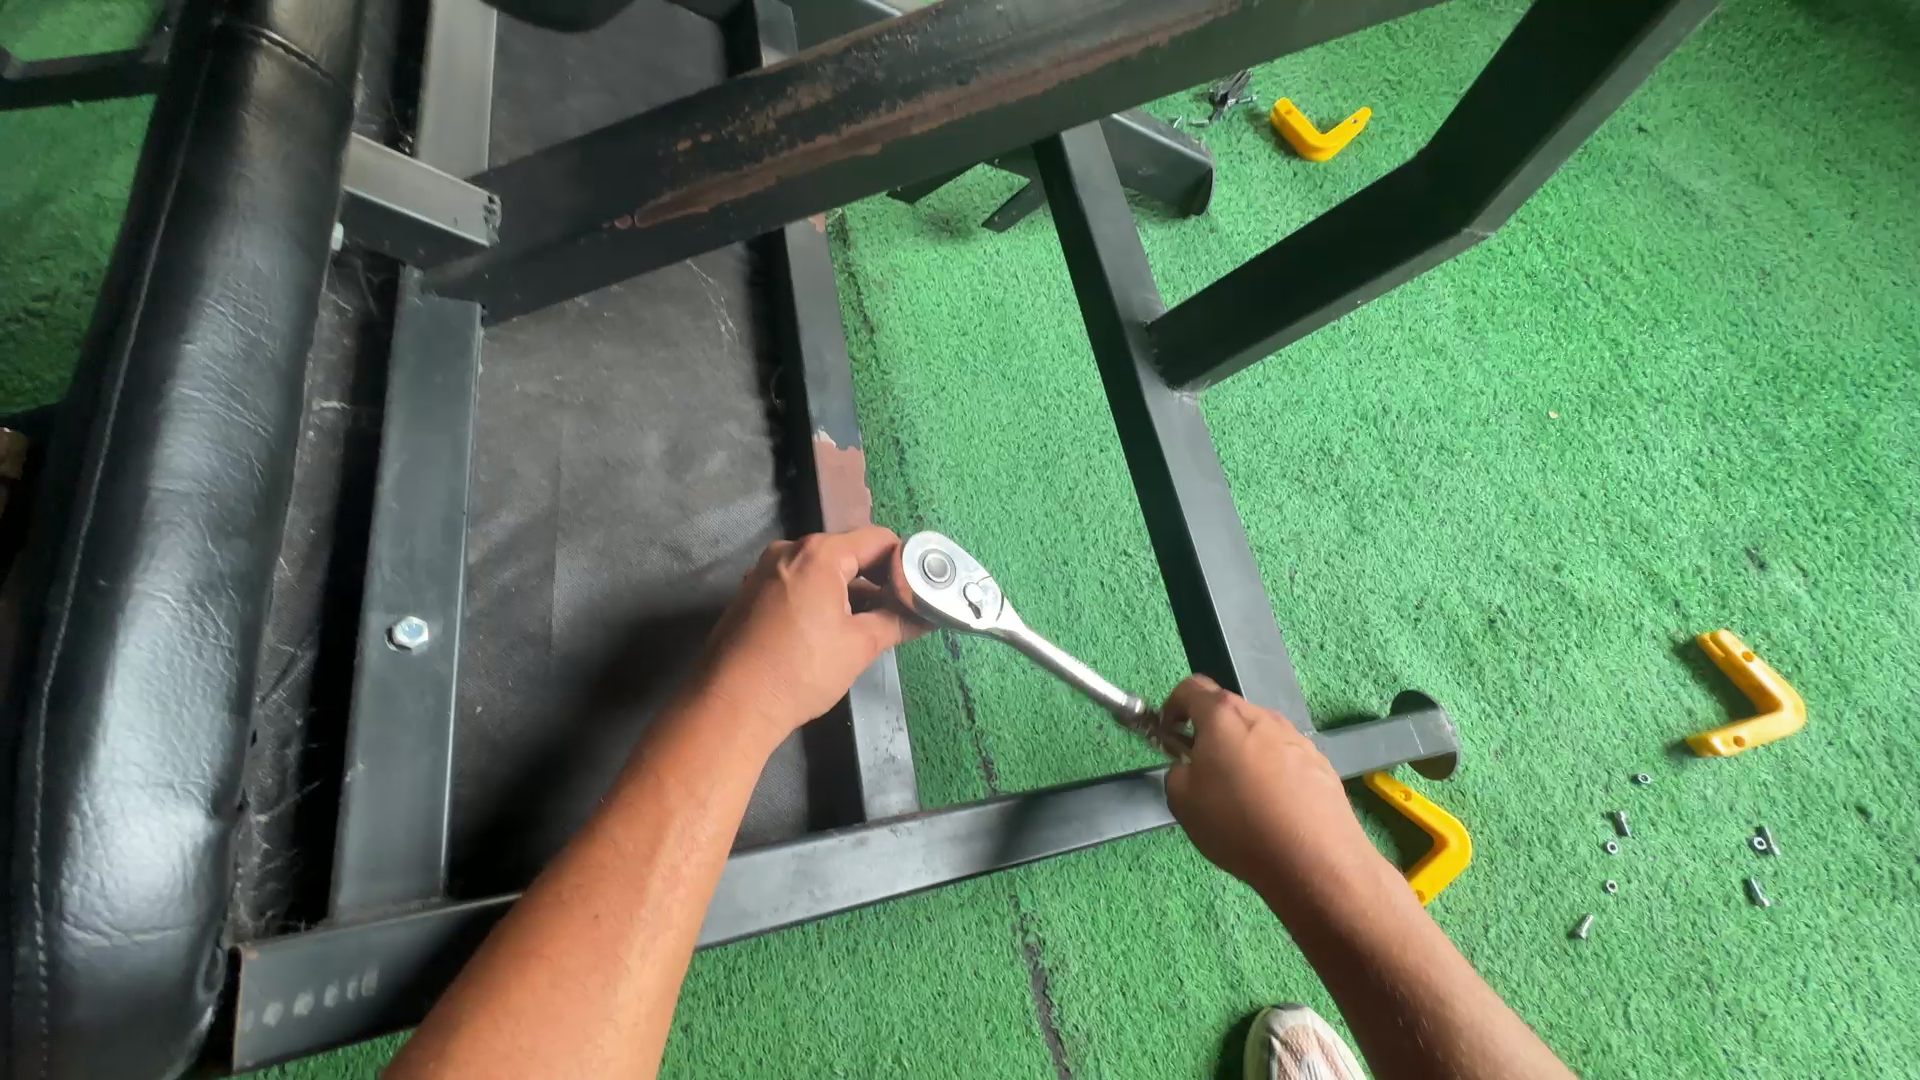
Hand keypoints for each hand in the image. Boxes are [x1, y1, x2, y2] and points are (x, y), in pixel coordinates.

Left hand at [689, 526, 924, 743]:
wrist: (730, 706)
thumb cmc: (801, 670)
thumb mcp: (859, 646)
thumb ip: (898, 622)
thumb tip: (928, 616)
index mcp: (819, 553)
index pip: (878, 539)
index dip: (905, 563)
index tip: (919, 591)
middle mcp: (789, 551)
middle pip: (849, 552)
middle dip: (878, 579)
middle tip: (902, 610)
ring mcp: (765, 571)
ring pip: (823, 571)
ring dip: (851, 592)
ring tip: (873, 625)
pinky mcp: (752, 593)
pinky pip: (799, 584)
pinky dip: (822, 599)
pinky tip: (834, 631)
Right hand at [1163, 676, 1396, 905]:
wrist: (1315, 861)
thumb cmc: (1238, 825)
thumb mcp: (1182, 801)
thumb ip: (1176, 772)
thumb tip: (1189, 768)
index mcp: (1222, 716)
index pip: (1189, 688)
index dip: (1172, 707)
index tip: (1169, 735)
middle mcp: (1261, 715)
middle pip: (1226, 712)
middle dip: (1208, 734)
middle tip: (1202, 771)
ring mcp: (1295, 737)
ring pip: (1257, 734)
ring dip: (1242, 753)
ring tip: (1241, 796)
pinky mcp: (1320, 762)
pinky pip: (1284, 756)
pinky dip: (1271, 772)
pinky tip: (1273, 808)